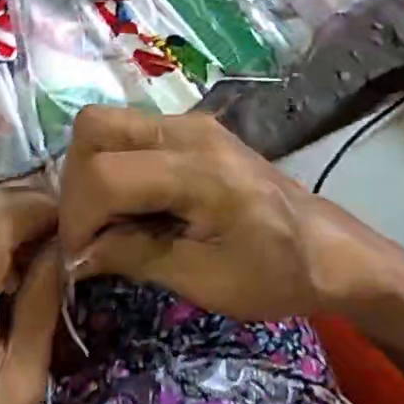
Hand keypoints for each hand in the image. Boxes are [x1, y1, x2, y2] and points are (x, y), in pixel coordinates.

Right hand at [58, 106, 403, 322]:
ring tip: (107, 219)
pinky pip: (125, 132)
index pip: (104, 173)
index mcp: (199, 169)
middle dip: (74, 182)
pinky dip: (109, 165)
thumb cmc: (276, 273)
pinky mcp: (185, 128)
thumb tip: (76, 254)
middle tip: (90, 231)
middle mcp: (185, 130)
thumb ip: (134, 257)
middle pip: (92, 127)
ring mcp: (185, 122)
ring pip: (103, 124)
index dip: (78, 216)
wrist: (329, 248)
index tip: (80, 258)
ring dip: (88, 170)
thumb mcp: (205, 280)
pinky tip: (129, 204)